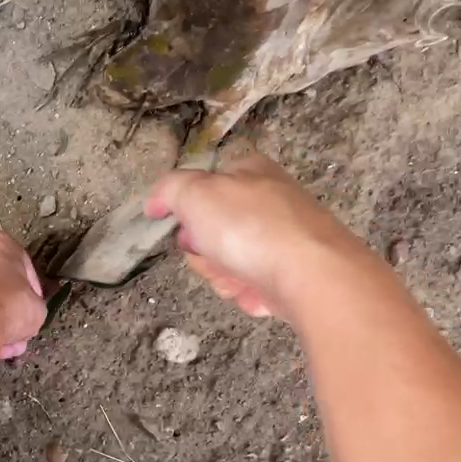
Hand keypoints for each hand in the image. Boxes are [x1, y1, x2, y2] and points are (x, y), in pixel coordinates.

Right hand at [144, 150, 375, 318]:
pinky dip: (240, 289)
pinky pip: (241, 283)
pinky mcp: (281, 271)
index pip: (201, 188)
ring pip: (220, 262)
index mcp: (248, 172)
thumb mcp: (196, 193)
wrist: (306, 274)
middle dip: (201, 250)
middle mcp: (264, 201)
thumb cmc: (250, 227)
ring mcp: (274, 237)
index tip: (184, 225)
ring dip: (218, 273)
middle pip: (206, 232)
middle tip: (212, 251)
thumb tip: (154, 202)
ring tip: (237, 273)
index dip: (186, 211)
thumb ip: (168, 190)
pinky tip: (252, 287)